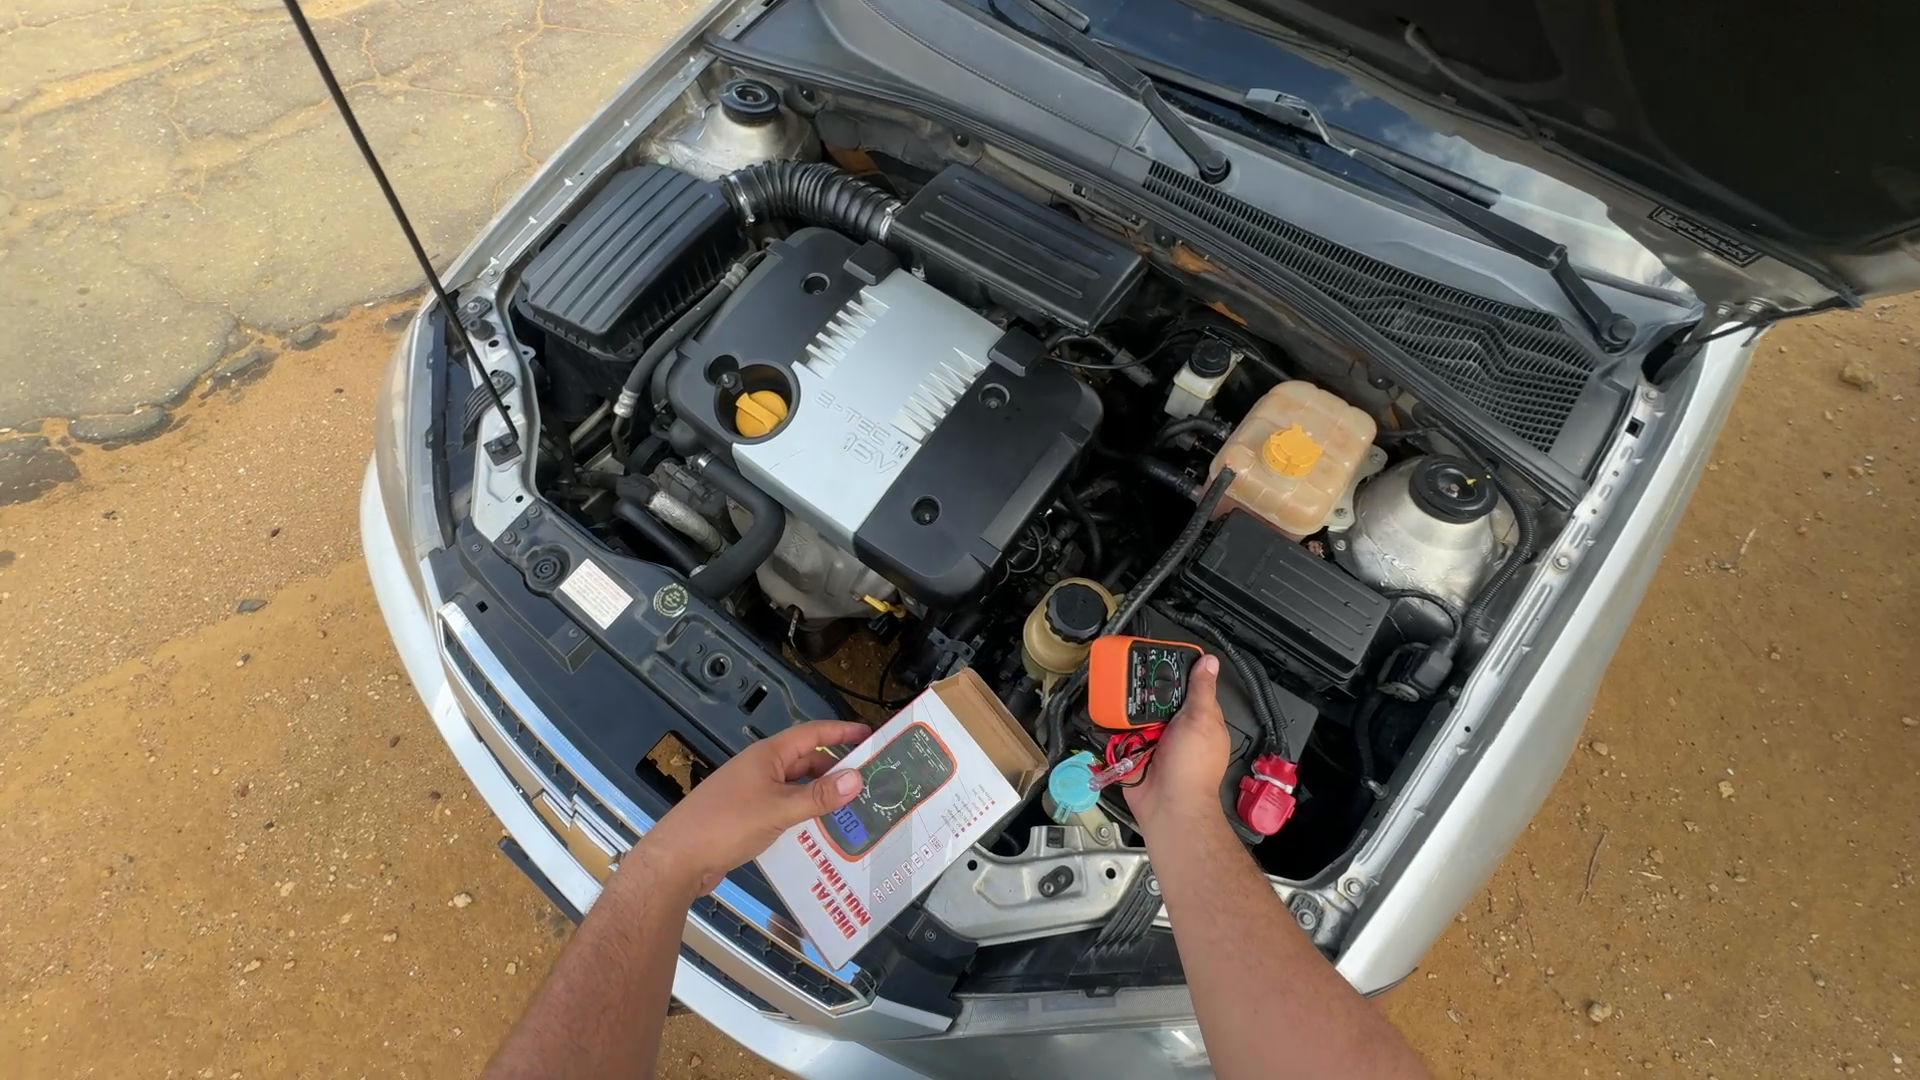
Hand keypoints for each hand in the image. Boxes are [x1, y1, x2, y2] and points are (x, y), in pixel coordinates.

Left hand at [634, 719, 869, 898]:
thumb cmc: (725, 824)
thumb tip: (857, 777)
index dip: (841, 731)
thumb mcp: (778, 809)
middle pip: (806, 761)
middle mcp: (762, 768)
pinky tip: (819, 833)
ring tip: (851, 810)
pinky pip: (784, 808)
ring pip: (796, 788)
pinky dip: (803, 816)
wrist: (676, 861)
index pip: (812, 733)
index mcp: (768, 755)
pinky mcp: (747, 817)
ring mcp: (753, 793)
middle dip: (836, 770)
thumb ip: (818, 796)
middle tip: (867, 782)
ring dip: (820, 797)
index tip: (869, 735)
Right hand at [1124, 654, 1229, 836]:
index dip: (1176, 671)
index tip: (1160, 654)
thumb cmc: (1192, 767)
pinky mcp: (1135, 750)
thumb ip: (1202, 690)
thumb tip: (1210, 662)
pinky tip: (1107, 708)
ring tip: (1115, 685)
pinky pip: (1122, 731)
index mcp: (1200, 719)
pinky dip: (1115, 724)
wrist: (1168, 805)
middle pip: (1159, 698)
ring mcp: (1155, 739)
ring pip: (1139, 713)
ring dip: (1129, 705)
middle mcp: (1177, 728)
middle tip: (1131, 668)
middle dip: (1146, 688)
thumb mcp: (1201, 720)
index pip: (1188, 687)